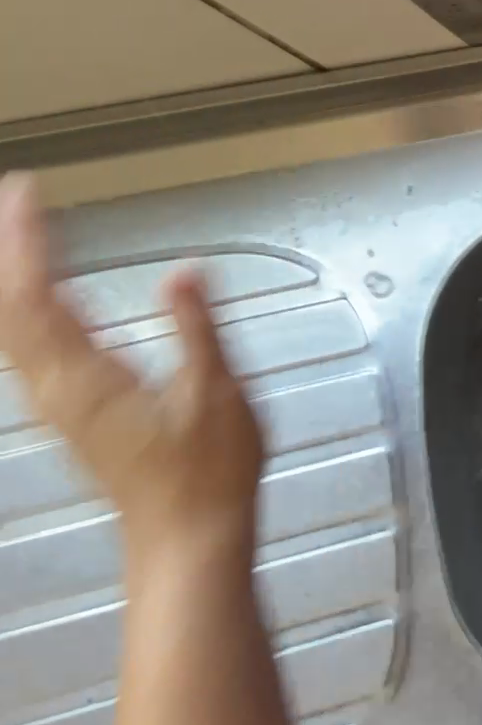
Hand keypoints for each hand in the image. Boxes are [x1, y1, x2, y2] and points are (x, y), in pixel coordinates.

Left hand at [0, 173, 264, 562]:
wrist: (186, 530)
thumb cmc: (210, 462)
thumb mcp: (218, 391)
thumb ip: (195, 330)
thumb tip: (182, 272)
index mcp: (84, 377)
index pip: (37, 297)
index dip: (27, 243)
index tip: (28, 194)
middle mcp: (53, 386)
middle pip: (11, 310)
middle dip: (11, 252)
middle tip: (21, 201)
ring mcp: (59, 402)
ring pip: (16, 329)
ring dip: (18, 279)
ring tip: (30, 238)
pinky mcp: (74, 410)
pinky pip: (36, 347)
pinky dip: (36, 310)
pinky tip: (58, 300)